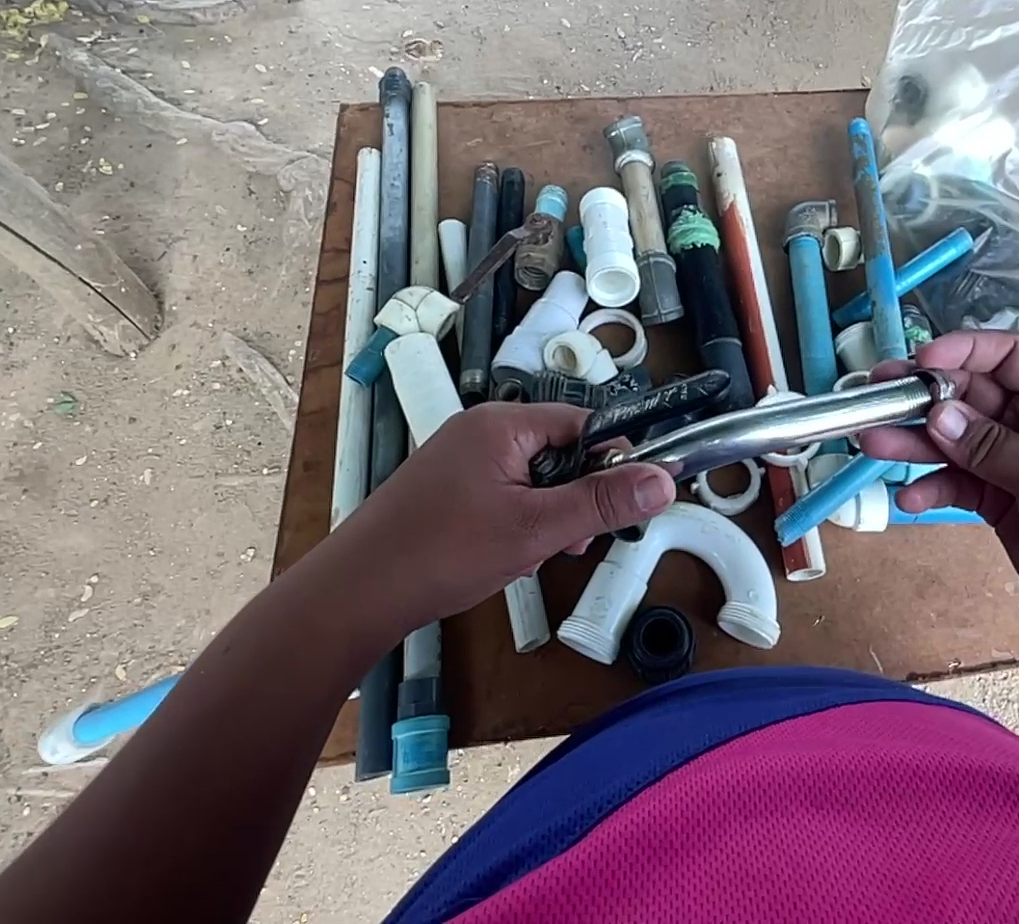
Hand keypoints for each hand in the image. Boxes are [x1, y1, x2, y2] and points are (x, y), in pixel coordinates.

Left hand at [305, 402, 675, 634]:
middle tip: (569, 541)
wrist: (355, 594)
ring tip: (532, 553)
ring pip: (535, 478)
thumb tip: (662, 479)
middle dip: (574, 498)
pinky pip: (506, 491)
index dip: (612, 461)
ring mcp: (462, 457)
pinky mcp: (450, 485)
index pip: (584, 425)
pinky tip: (507, 555)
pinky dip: (518, 521)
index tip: (626, 502)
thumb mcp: (536, 529)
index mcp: (503, 423)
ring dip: (547, 516)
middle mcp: (482, 429)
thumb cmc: (444, 552)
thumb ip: (602, 502)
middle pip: (560, 452)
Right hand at [858, 331, 1018, 661]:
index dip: (966, 350)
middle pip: (968, 396)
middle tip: (875, 396)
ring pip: (951, 439)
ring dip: (912, 440)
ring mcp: (1009, 463)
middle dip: (922, 395)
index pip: (1010, 358)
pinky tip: (910, 499)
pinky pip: (952, 482)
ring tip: (871, 442)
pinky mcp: (994, 500)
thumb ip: (994, 448)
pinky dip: (929, 488)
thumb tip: (936, 415)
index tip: (922, 359)